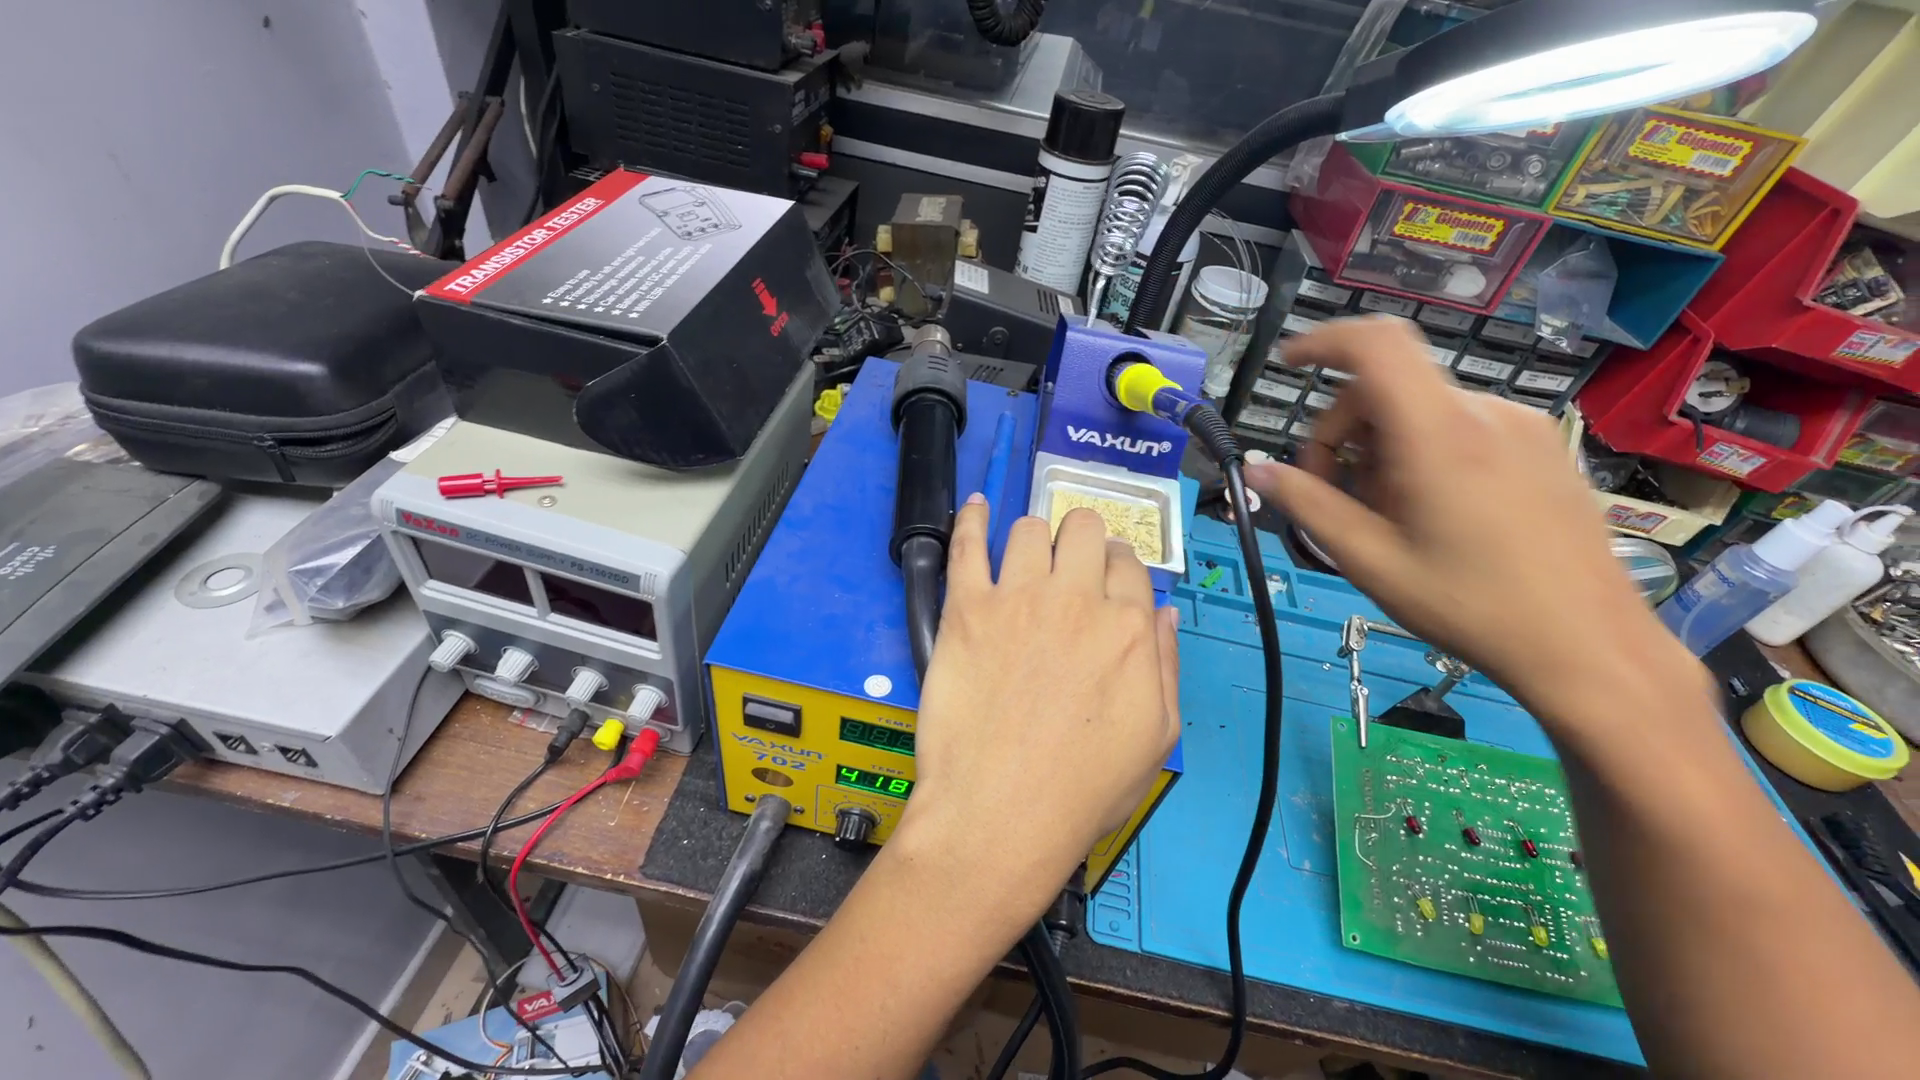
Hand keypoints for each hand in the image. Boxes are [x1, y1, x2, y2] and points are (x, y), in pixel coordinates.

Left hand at [898, 497, 1180, 914]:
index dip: (1117, 571)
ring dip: (1034, 538)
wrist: (1002, 812)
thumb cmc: (1084, 788)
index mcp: (1129, 628)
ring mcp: (1018, 598)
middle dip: (1082, 539)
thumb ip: (1167, 664)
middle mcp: (1077, 600)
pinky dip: (970, 519)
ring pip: (1030, 530)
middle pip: (1085, 530)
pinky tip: (975, 506)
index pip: (1129, 565)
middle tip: (1070, 566)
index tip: (1105, 585)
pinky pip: (967, 544)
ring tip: (1027, 560)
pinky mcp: (967, 609)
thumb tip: (1164, 612)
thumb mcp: (1157, 737)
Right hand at [1248, 316, 1704, 725]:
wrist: (1588, 646)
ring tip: (1383, 515)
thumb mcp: (1371, 560)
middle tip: (1328, 494)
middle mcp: (1483, 414)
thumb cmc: (1470, 606)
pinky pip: (1460, 427)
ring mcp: (1521, 427)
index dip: (1323, 342)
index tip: (1289, 365)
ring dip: (1380, 447)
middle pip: (1388, 386)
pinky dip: (1421, 451)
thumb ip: (1308, 506)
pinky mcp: (1541, 447)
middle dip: (1341, 430)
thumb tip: (1255, 470)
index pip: (1375, 345)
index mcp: (1438, 434)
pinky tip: (1428, 511)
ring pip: (1422, 410)